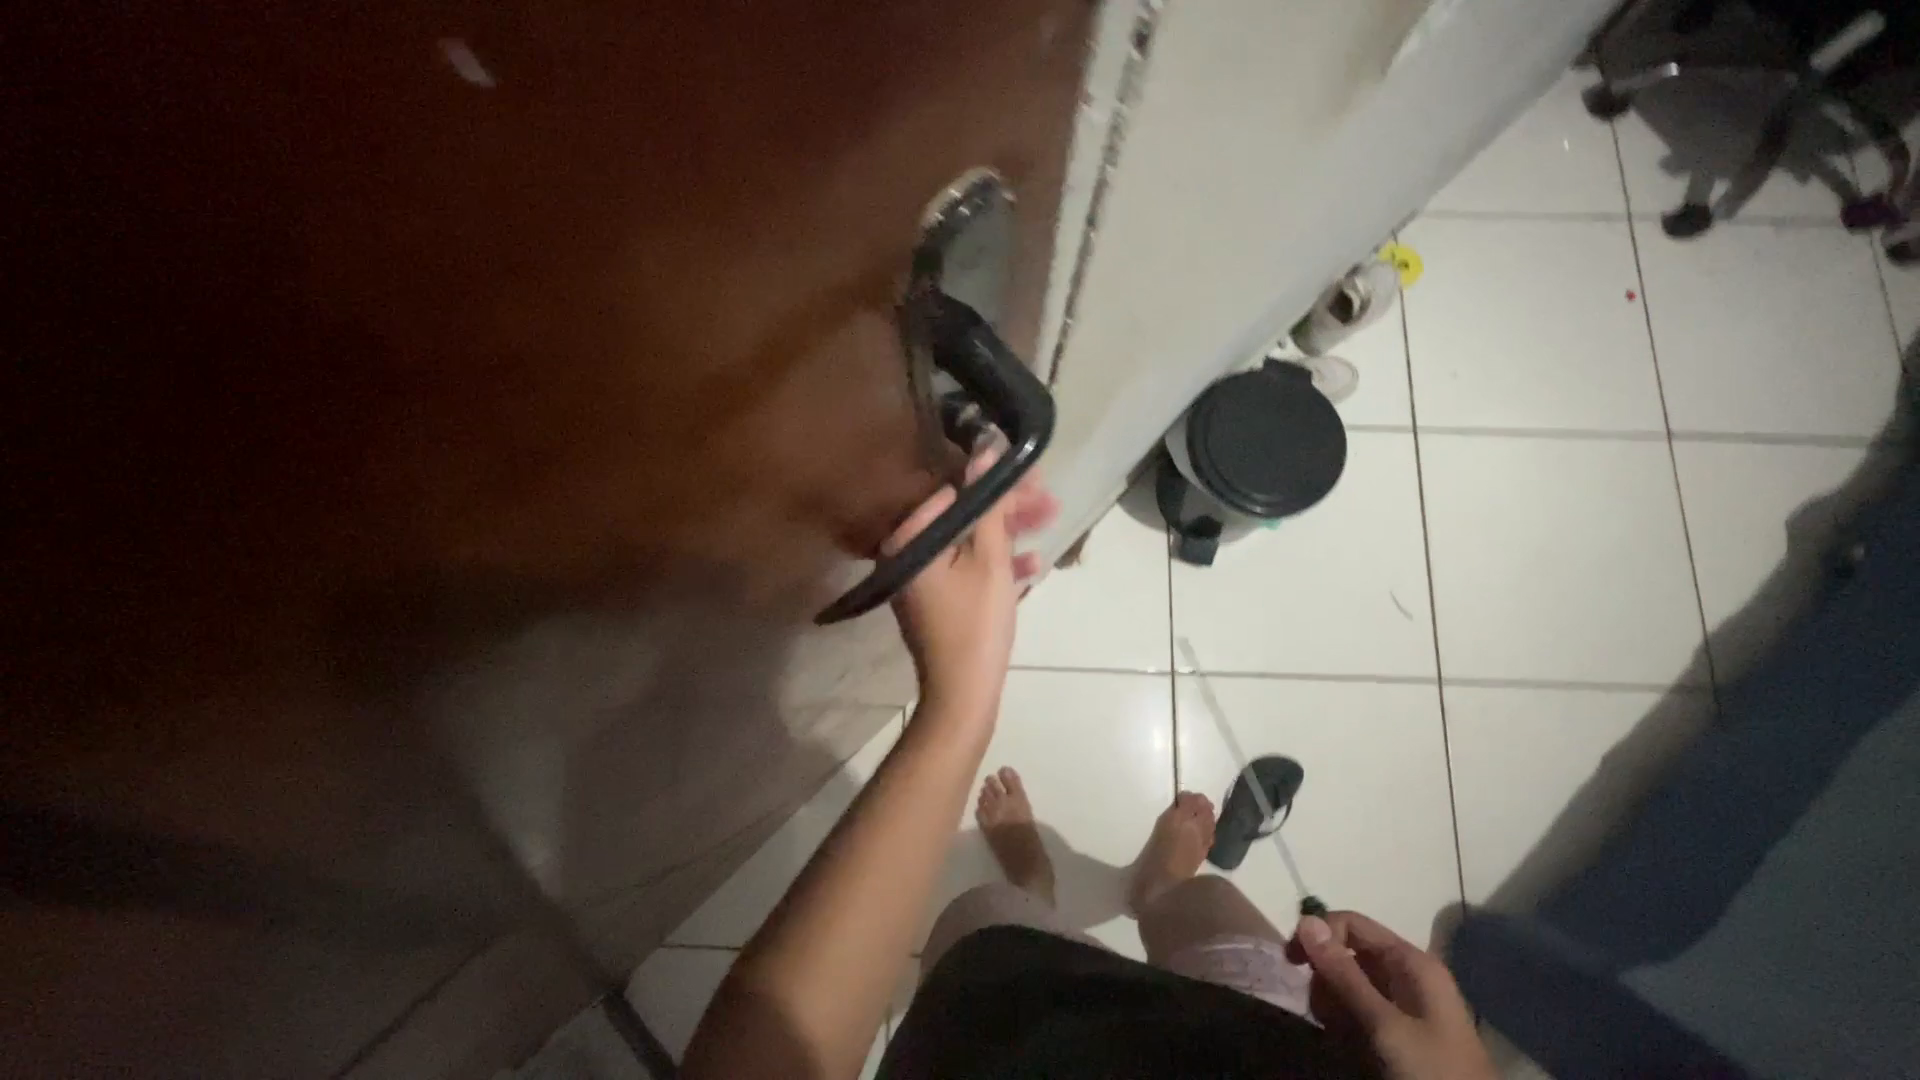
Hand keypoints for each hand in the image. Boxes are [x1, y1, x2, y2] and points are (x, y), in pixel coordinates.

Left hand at [884, 452, 1056, 724]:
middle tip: (1048, 500)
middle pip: (963, 521)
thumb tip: (986, 451)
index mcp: (910, 542)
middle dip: (1007, 511)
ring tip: (1051, 521)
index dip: (995, 485)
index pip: (953, 495)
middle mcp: (908, 557)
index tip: (1031, 479)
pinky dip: (997, 568)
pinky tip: (1034, 566)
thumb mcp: (989, 560)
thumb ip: (989, 506)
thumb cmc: (976, 623)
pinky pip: (968, 574)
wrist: (963, 695)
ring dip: (1009, 536)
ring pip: (970, 547)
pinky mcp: (939, 604)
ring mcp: (922, 583)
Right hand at [1291, 912, 1495, 1079]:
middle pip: (1346, 952)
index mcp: (1410, 962)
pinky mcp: (1397, 1030)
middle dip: (1326, 978)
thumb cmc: (1432, 1073)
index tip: (1292, 963)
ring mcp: (1402, 1004)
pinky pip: (1357, 1009)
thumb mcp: (1384, 1025)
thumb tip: (1306, 920)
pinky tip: (1346, 1044)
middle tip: (1323, 1012)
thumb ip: (1344, 974)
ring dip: (1332, 1003)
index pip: (1351, 923)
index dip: (1319, 935)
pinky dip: (1344, 1022)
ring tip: (1337, 1034)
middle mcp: (1405, 974)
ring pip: (1347, 983)